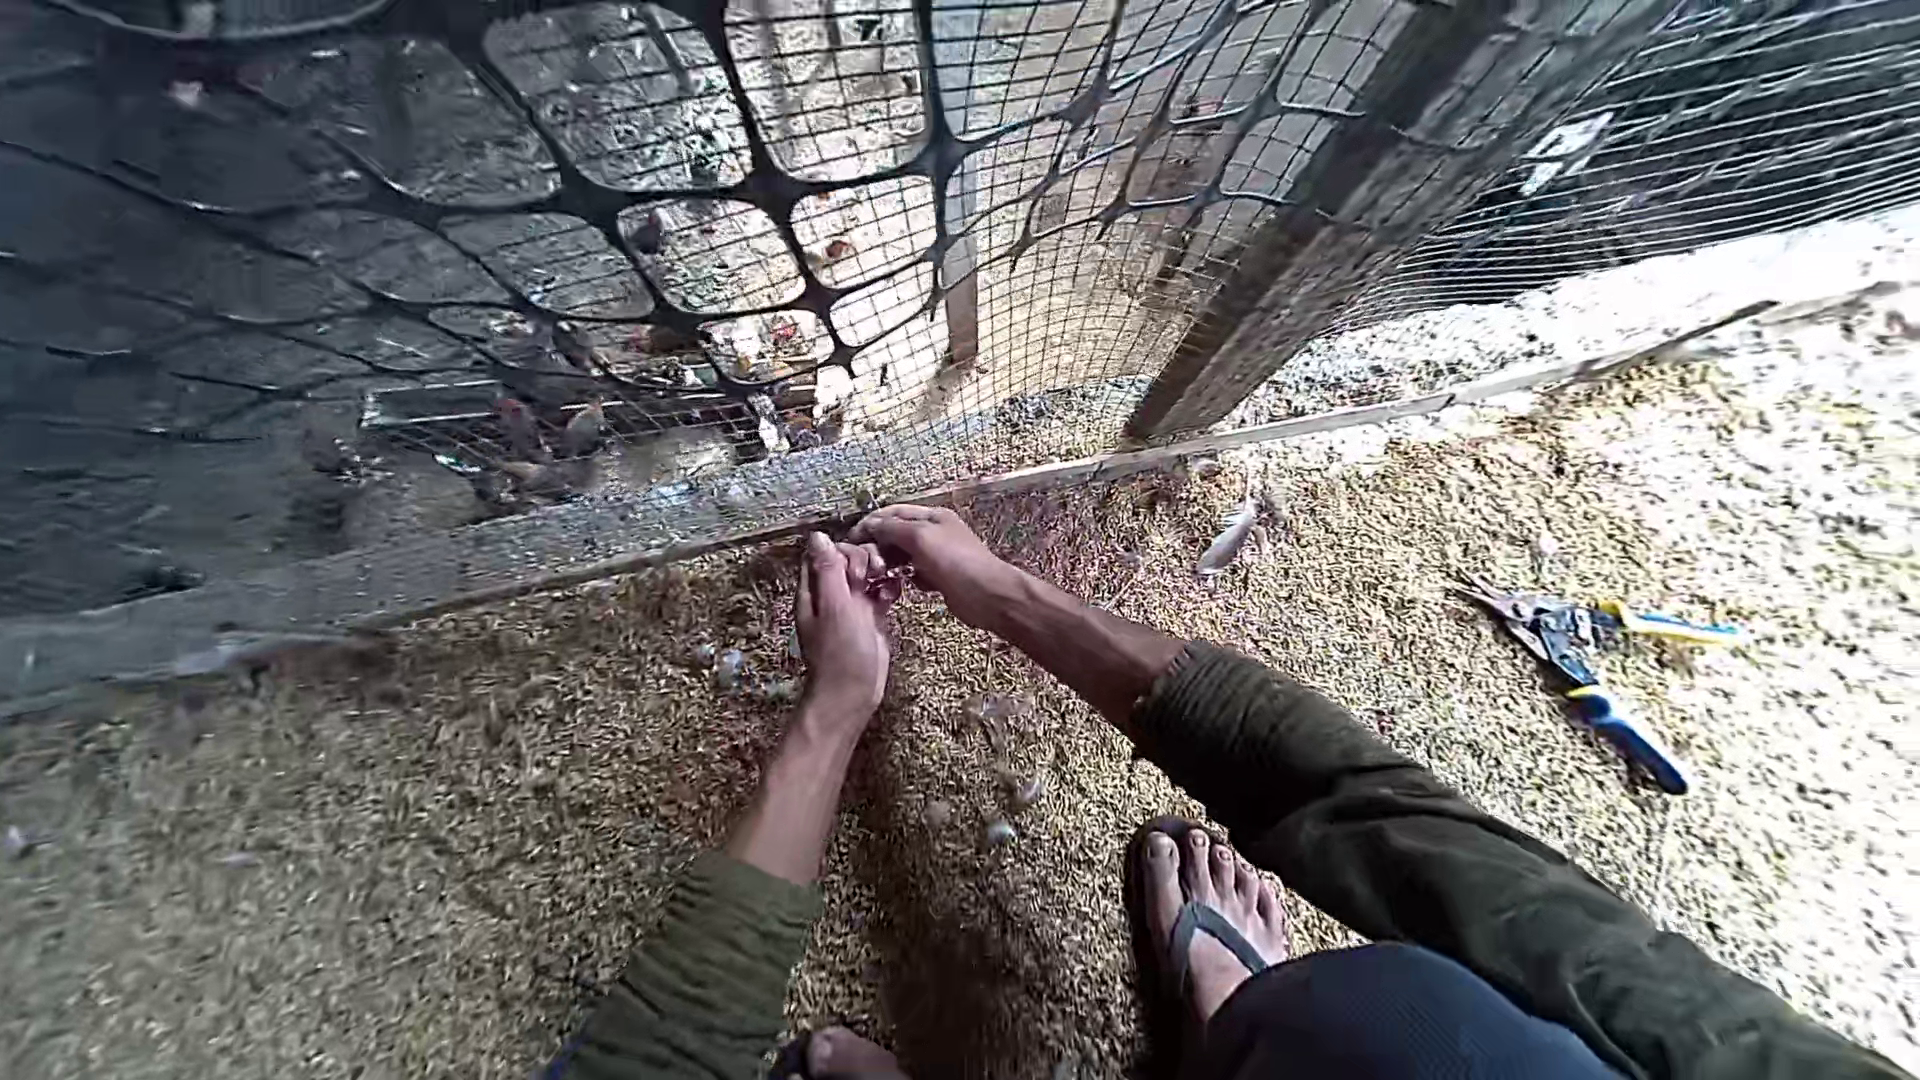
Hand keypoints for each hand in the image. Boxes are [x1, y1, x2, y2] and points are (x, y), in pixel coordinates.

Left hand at [796, 531, 893, 728]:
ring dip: (880, 571)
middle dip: (865, 559)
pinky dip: (888, 588)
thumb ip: (828, 571)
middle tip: (874, 575)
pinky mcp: (871, 617)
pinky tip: (895, 594)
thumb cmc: (840, 653)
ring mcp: (852, 606)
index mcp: (814, 590)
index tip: (858, 565)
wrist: (853, 694)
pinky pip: (880, 592)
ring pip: (866, 573)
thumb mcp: (834, 607)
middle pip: (849, 559)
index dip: (844, 550)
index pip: (825, 553)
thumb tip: (817, 535)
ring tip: (888, 581)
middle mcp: (831, 595)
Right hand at [851, 504, 1017, 629]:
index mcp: (932, 516)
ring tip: (879, 573)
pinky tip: (903, 584)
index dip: (871, 522)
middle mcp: (934, 532)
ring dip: (891, 562)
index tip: (852, 538)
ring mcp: (937, 555)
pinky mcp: (939, 577)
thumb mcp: (921, 537)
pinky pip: (914, 573)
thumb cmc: (956, 562)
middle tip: (864, 559)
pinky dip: (906, 577)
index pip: (894, 512)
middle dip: (880, 543)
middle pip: (897, 532)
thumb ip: (893, 528)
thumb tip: (871, 524)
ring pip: (904, 554)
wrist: (987, 595)